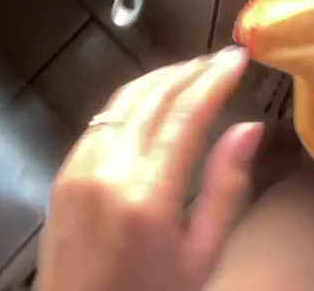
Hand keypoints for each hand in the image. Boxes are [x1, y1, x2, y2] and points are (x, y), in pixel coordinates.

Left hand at [38, 48, 265, 290]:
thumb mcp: (201, 257)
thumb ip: (226, 186)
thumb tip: (250, 126)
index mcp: (147, 195)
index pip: (187, 113)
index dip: (215, 78)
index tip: (239, 57)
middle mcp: (109, 169)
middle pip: (155, 95)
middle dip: (192, 69)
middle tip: (222, 58)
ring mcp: (80, 167)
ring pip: (126, 97)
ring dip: (163, 76)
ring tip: (194, 70)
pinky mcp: (64, 172)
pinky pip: (104, 117)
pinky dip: (134, 97)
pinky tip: (155, 97)